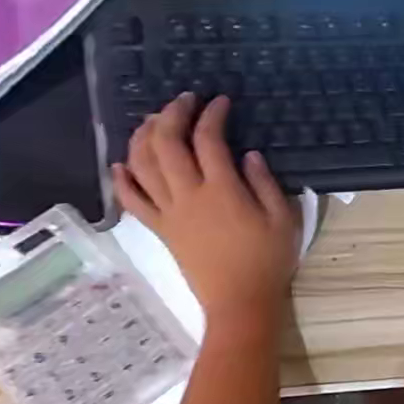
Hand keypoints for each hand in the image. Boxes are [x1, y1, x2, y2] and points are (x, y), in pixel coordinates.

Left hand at [113, 94, 297, 332]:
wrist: (240, 303)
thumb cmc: (268, 262)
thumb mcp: (283, 220)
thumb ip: (266, 183)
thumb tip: (249, 155)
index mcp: (222, 190)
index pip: (209, 139)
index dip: (212, 115)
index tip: (221, 102)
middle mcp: (189, 195)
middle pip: (167, 143)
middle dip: (171, 114)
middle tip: (184, 100)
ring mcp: (169, 213)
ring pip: (142, 165)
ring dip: (143, 136)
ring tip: (153, 120)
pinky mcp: (161, 230)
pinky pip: (132, 201)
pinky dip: (122, 179)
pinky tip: (120, 163)